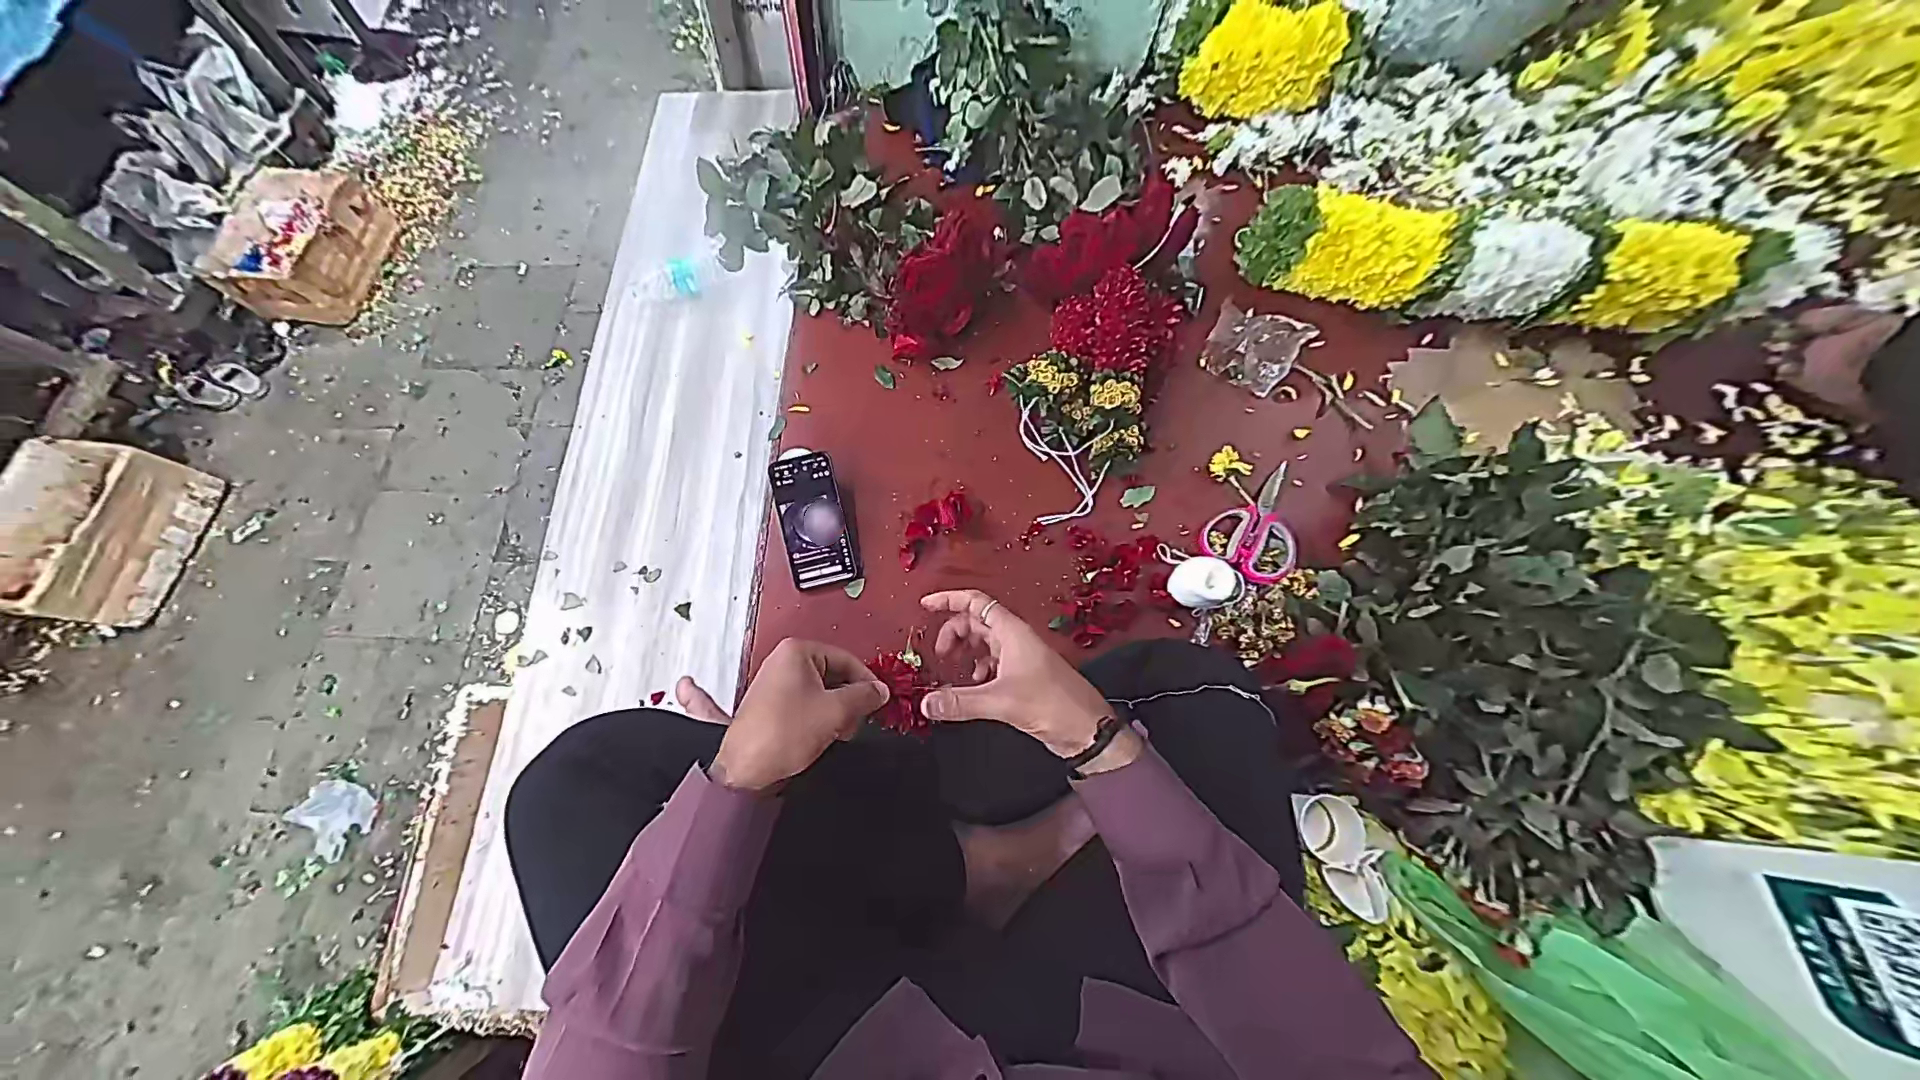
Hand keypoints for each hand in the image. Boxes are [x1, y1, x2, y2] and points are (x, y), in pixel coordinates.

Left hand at [693, 638, 888, 792]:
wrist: (744, 770)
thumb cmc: (785, 733)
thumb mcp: (836, 711)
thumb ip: (865, 696)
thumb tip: (881, 691)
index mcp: (797, 651)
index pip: (847, 660)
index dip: (867, 682)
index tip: (879, 701)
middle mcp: (784, 660)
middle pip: (835, 675)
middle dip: (849, 700)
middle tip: (855, 722)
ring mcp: (775, 682)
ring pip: (822, 692)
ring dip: (836, 712)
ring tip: (838, 733)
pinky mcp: (771, 704)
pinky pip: (806, 703)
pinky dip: (819, 717)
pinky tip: (823, 735)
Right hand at [919, 590, 1129, 763]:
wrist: (1086, 728)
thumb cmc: (1052, 704)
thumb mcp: (1001, 701)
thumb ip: (961, 702)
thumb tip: (926, 702)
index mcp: (1012, 632)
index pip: (975, 602)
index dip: (949, 600)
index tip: (926, 606)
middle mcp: (1015, 639)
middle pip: (976, 621)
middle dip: (954, 632)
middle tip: (939, 653)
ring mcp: (1020, 656)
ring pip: (984, 642)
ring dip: (965, 650)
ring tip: (951, 668)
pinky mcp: (1023, 675)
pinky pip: (993, 662)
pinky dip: (977, 668)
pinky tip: (972, 684)